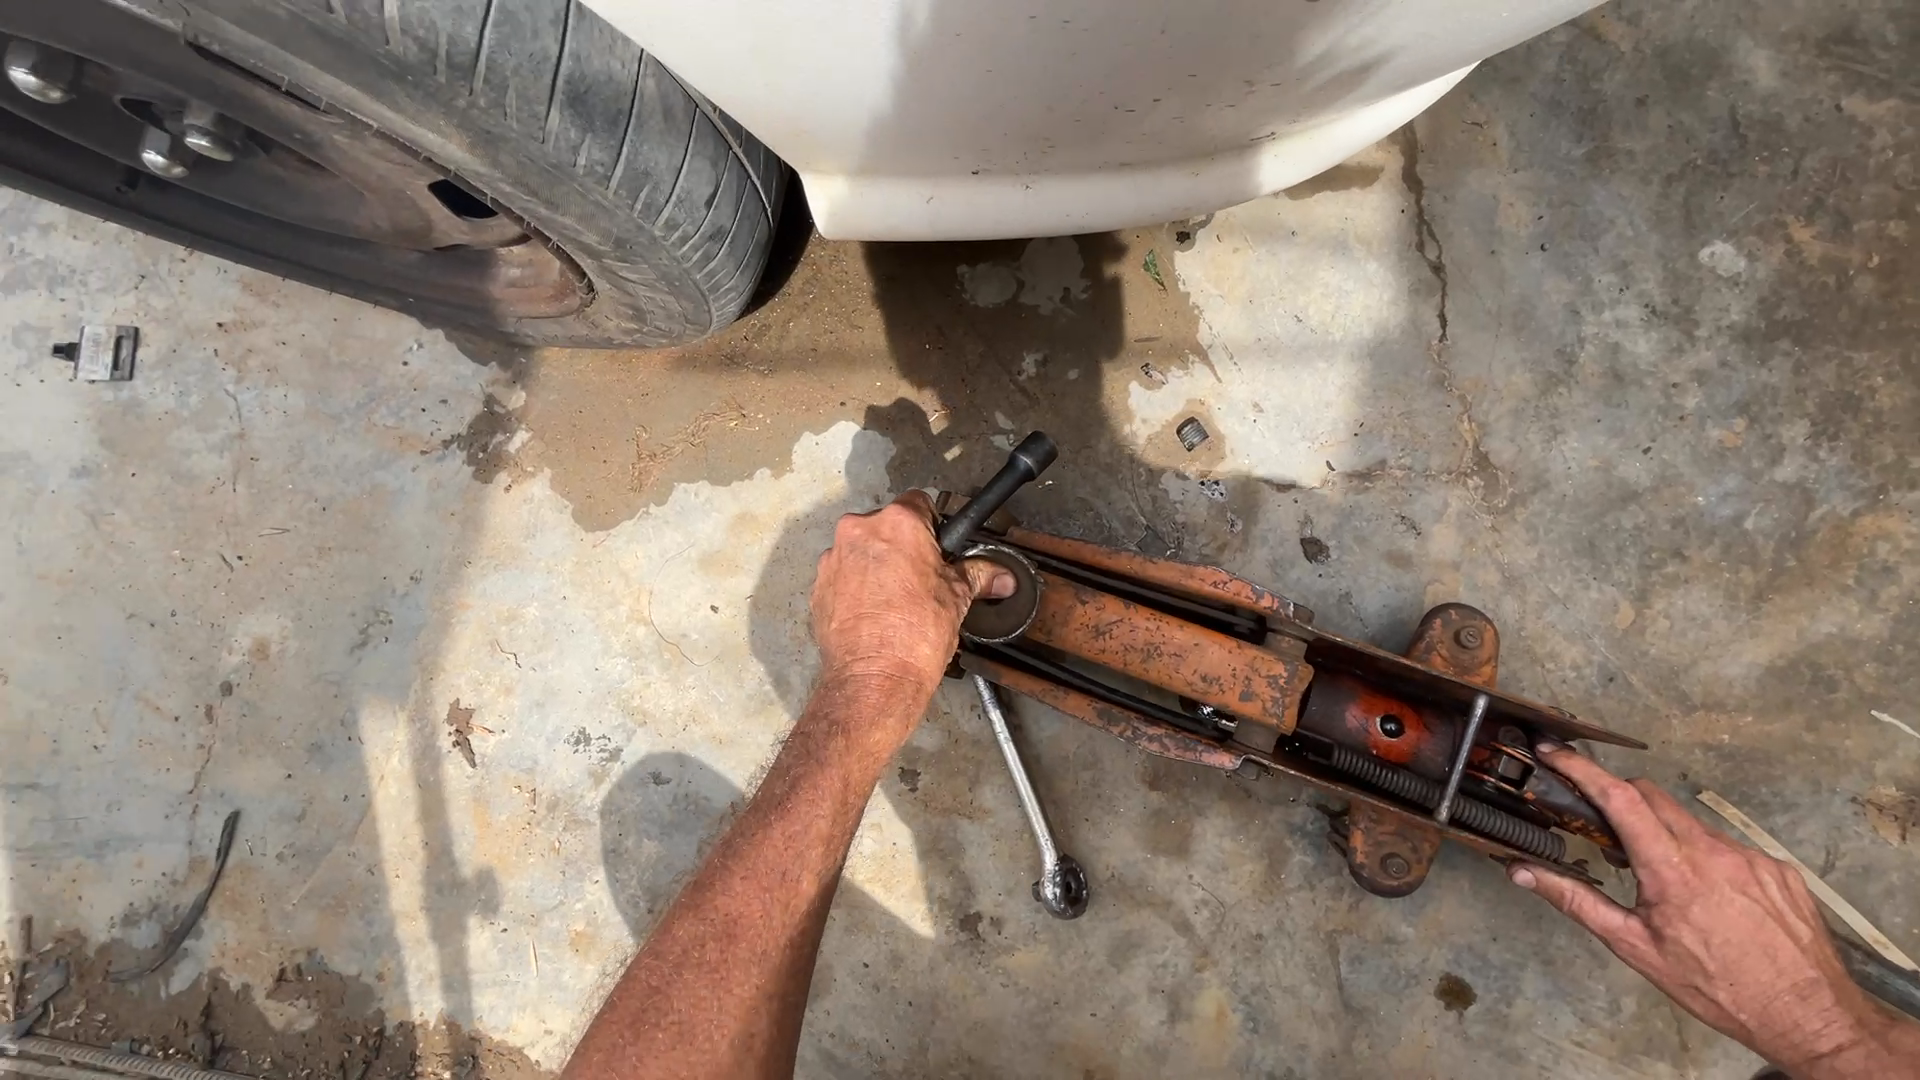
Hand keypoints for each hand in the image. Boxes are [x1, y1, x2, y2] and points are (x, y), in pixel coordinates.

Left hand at [810, 490, 1013, 707]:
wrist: (874, 677)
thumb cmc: (914, 635)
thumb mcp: (957, 598)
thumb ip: (978, 575)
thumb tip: (1001, 576)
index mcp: (898, 523)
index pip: (920, 503)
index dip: (933, 524)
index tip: (939, 545)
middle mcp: (860, 531)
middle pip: (887, 525)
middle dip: (904, 546)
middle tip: (923, 577)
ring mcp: (835, 557)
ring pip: (863, 550)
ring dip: (878, 565)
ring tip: (897, 600)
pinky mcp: (819, 585)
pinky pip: (843, 574)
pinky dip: (857, 586)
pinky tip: (875, 612)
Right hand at [1510, 743, 1911, 1075]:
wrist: (1816, 1022)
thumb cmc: (1717, 987)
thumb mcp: (1634, 947)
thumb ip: (1574, 899)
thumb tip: (1519, 870)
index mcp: (1672, 869)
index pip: (1618, 797)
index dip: (1580, 767)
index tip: (1553, 751)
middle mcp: (1713, 852)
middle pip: (1651, 795)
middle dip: (1617, 796)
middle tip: (1601, 825)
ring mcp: (1752, 859)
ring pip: (1688, 820)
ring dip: (1661, 829)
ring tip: (1658, 871)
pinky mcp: (1779, 870)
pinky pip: (1726, 844)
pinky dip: (1702, 854)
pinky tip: (1708, 891)